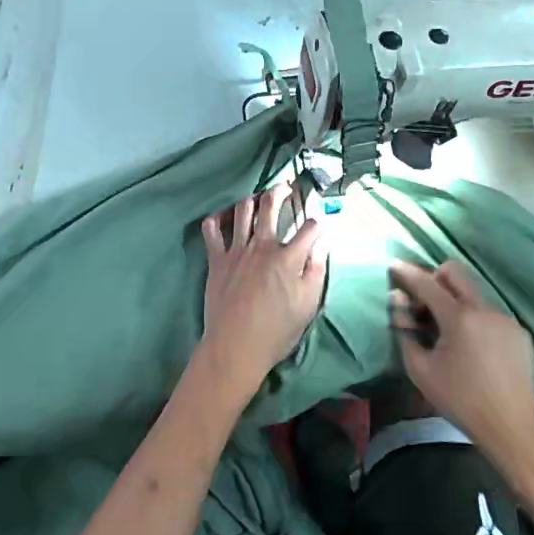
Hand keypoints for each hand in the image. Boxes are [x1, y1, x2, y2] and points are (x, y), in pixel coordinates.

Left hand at [197, 182, 326, 389]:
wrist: (235, 348)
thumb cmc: (277, 330)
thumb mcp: (309, 305)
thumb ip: (317, 271)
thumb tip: (321, 246)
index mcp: (289, 257)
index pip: (309, 227)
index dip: (317, 223)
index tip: (318, 225)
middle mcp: (263, 246)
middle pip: (271, 205)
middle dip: (280, 191)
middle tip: (285, 187)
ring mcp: (237, 250)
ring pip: (243, 210)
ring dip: (252, 198)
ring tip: (257, 197)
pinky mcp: (217, 259)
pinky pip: (212, 230)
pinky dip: (217, 218)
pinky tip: (223, 216)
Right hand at [389, 261, 533, 469]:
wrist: (511, 429)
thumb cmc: (460, 401)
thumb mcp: (421, 370)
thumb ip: (405, 330)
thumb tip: (398, 301)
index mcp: (459, 317)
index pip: (428, 284)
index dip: (408, 273)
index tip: (394, 265)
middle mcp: (485, 308)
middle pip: (456, 273)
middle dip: (436, 278)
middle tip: (424, 303)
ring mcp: (506, 318)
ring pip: (474, 294)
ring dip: (456, 303)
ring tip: (449, 334)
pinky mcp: (519, 332)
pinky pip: (491, 314)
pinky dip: (476, 320)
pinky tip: (474, 349)